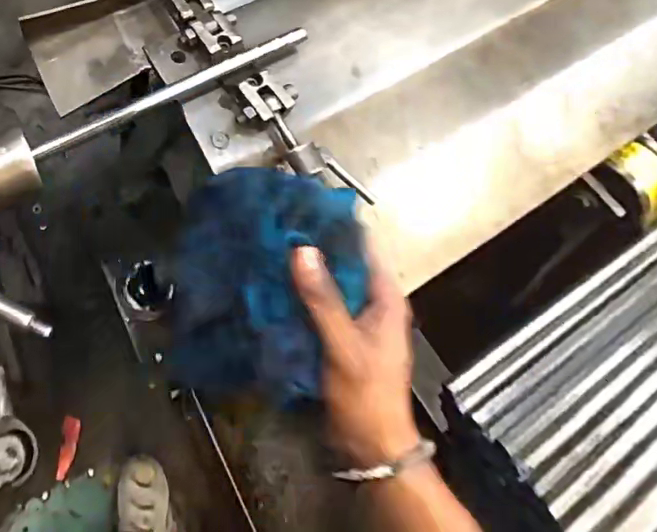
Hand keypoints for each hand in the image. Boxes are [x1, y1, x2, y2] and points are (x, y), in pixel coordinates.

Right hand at [291, 244, 421, 468]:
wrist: (370, 449)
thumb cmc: (366, 395)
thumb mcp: (344, 345)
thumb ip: (323, 298)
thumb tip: (302, 248)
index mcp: (385, 296)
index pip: (362, 244)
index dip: (335, 223)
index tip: (302, 206)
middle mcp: (371, 300)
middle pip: (341, 260)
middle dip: (313, 244)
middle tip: (277, 225)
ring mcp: (354, 318)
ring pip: (327, 280)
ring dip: (303, 268)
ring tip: (271, 247)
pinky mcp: (337, 334)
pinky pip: (317, 302)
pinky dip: (299, 291)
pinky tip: (274, 283)